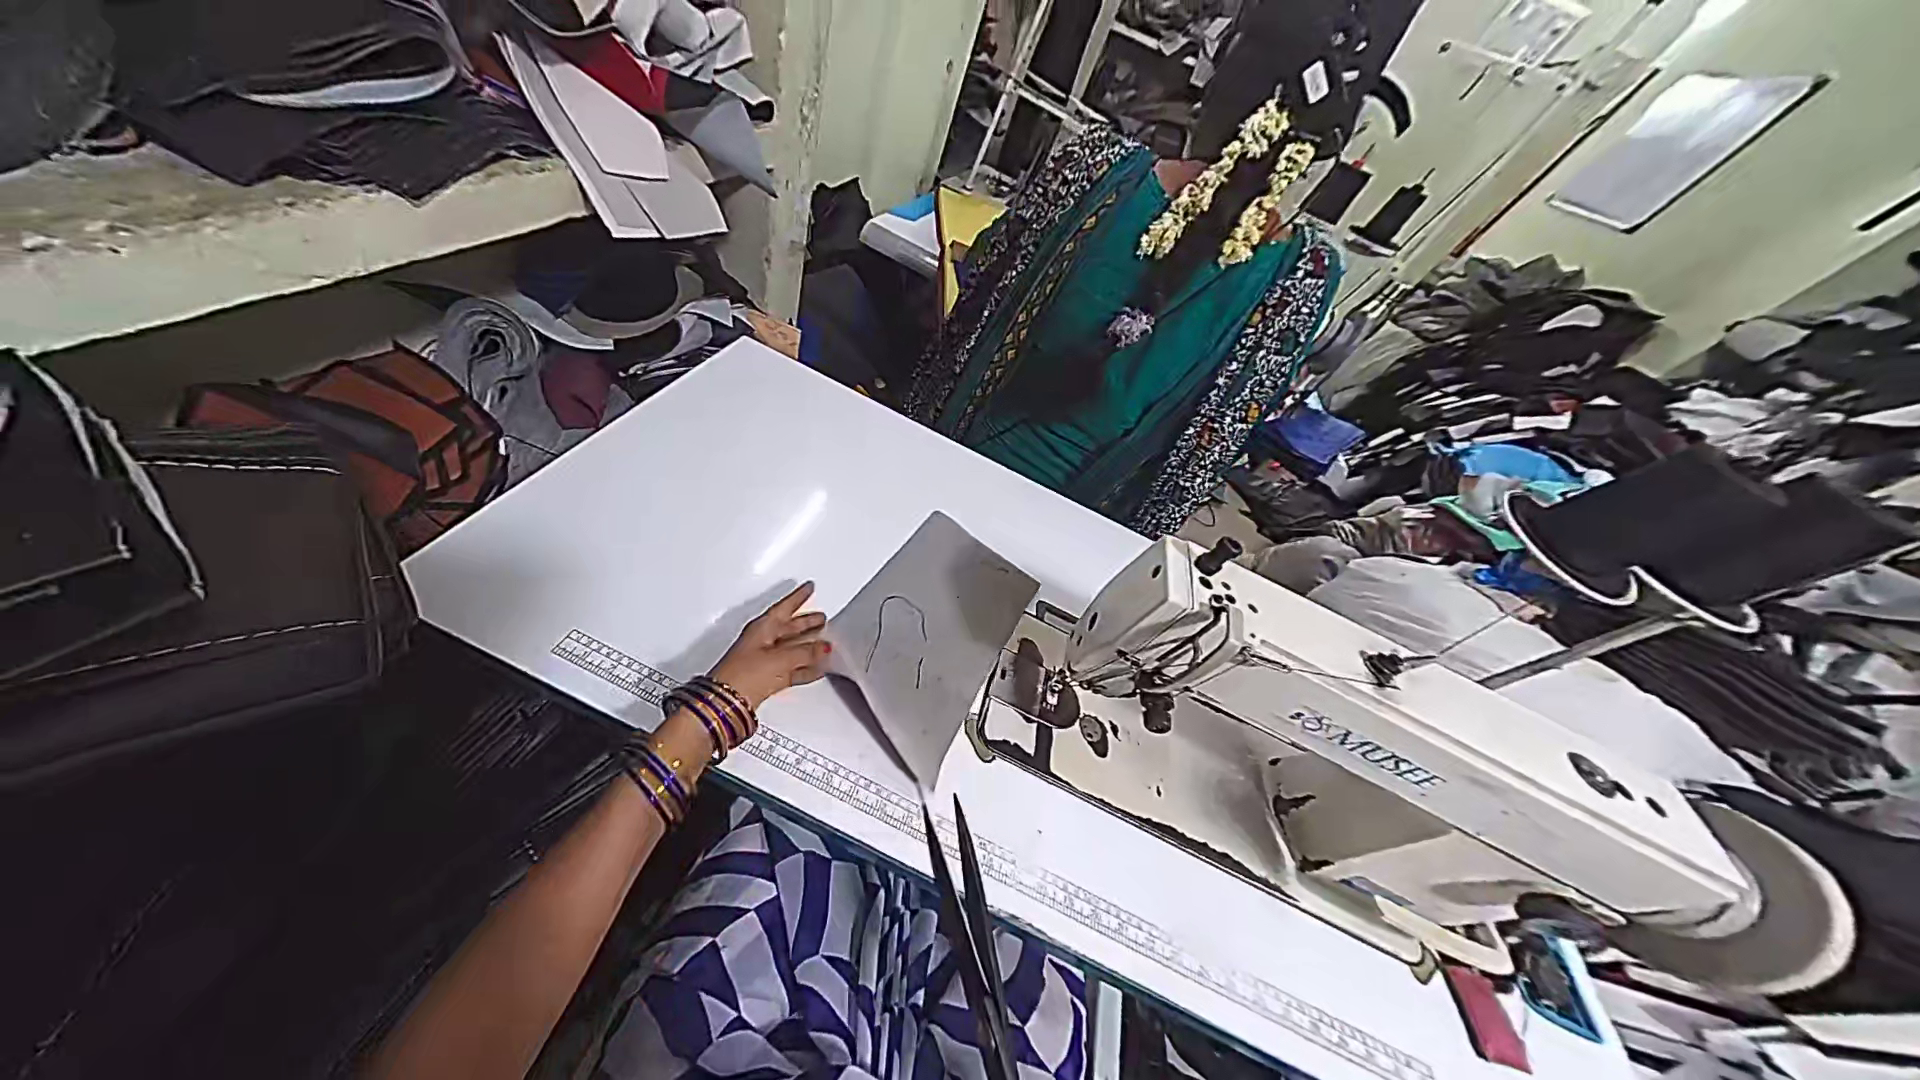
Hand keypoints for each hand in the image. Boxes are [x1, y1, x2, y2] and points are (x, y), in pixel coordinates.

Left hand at [710, 583, 830, 711]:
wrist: (727, 702)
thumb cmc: (743, 674)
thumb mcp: (781, 658)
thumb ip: (806, 652)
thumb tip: (823, 647)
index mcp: (762, 628)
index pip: (785, 607)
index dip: (798, 596)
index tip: (808, 587)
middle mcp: (762, 641)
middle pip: (790, 627)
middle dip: (806, 622)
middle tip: (821, 616)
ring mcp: (764, 659)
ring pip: (792, 648)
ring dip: (809, 646)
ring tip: (825, 642)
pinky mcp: (766, 678)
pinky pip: (792, 668)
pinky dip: (805, 667)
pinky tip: (817, 668)